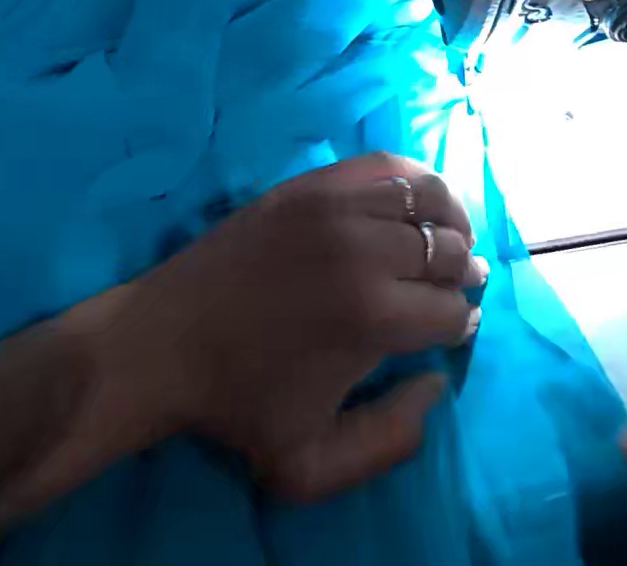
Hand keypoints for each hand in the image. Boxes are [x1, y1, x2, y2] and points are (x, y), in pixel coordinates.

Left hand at [0, 154, 485, 557]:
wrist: (163, 342)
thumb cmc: (239, 402)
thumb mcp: (310, 462)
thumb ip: (392, 437)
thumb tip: (439, 380)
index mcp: (374, 318)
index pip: (452, 310)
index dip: (461, 322)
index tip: (454, 326)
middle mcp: (366, 250)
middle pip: (449, 251)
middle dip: (463, 273)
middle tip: (456, 284)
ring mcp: (338, 205)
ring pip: (429, 197)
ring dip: (453, 220)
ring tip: (451, 236)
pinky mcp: (314, 182)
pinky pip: (387, 164)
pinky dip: (416, 179)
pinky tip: (419, 199)